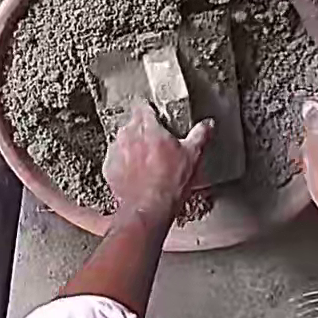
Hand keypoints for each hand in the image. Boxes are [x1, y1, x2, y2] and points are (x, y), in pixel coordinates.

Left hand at [102, 103, 213, 223]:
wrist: (148, 210)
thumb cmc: (169, 183)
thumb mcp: (193, 156)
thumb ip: (200, 135)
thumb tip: (208, 125)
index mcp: (148, 127)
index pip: (143, 107)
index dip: (150, 112)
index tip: (157, 118)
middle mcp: (127, 135)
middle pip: (132, 124)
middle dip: (142, 131)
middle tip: (156, 145)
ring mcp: (116, 151)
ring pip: (122, 141)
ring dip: (131, 147)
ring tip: (147, 162)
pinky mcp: (109, 168)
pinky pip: (115, 159)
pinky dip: (123, 164)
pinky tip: (136, 174)